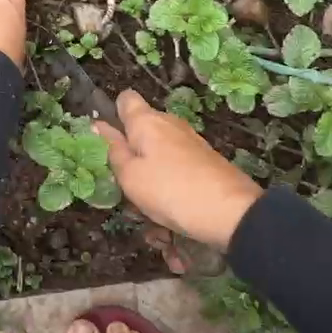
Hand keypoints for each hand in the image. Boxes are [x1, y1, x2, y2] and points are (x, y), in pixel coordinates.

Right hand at [95, 89, 263, 249]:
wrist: (232, 213)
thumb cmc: (171, 190)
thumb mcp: (130, 176)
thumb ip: (112, 151)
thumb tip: (98, 125)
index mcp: (146, 121)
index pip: (125, 99)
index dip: (114, 115)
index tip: (108, 142)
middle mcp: (169, 125)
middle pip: (141, 137)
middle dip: (131, 164)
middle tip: (126, 195)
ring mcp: (190, 145)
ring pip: (159, 163)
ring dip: (151, 190)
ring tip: (153, 229)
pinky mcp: (205, 165)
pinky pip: (177, 177)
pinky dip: (171, 198)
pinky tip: (172, 233)